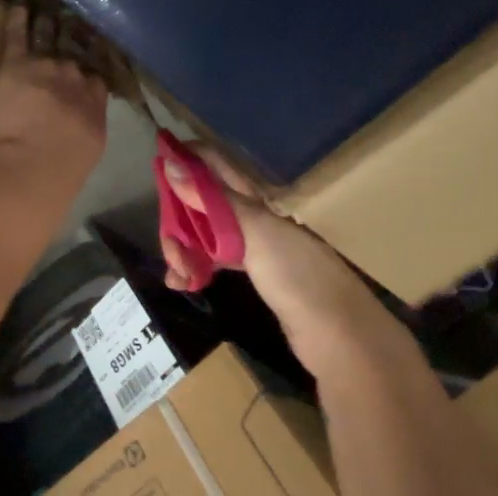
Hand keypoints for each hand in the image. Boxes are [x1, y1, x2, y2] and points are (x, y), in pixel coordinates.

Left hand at [0, 6, 109, 184]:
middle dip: (75, 35)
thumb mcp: (91, 146)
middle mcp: (74, 75)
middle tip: (74, 21)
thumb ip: (90, 122)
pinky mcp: (16, 62)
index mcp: (94, 98)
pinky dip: (17, 16)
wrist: (31, 161)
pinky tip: (18, 2)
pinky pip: (17, 33)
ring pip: (49, 35)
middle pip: (75, 49)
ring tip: (49, 9)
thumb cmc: (63, 166)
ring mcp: (46, 64)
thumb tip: (86, 117)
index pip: (96, 71)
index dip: (92, 62)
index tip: (91, 53)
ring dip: (49, 21)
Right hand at [159, 143, 401, 370]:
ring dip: (182, 248)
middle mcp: (252, 215)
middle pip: (200, 203)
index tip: (155, 164)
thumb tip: (169, 162)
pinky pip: (211, 260)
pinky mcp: (253, 272)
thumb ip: (212, 200)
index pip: (214, 164)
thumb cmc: (300, 276)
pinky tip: (181, 282)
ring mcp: (252, 245)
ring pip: (202, 233)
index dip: (185, 159)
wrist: (342, 339)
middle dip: (176, 218)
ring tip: (177, 273)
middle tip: (169, 248)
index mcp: (256, 199)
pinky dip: (193, 268)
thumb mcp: (254, 232)